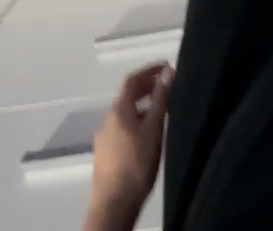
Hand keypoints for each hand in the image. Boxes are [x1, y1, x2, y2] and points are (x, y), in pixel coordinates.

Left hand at [86, 62, 173, 230]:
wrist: (114, 204)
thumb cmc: (136, 163)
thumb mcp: (153, 128)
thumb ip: (160, 99)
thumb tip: (168, 71)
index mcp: (118, 110)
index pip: (132, 80)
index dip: (149, 70)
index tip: (167, 68)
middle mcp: (107, 120)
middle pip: (127, 96)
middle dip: (147, 87)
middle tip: (167, 87)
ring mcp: (104, 138)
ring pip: (125, 114)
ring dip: (143, 106)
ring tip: (162, 111)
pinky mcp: (106, 154)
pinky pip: (122, 128)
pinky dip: (137, 121)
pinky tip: (148, 135)